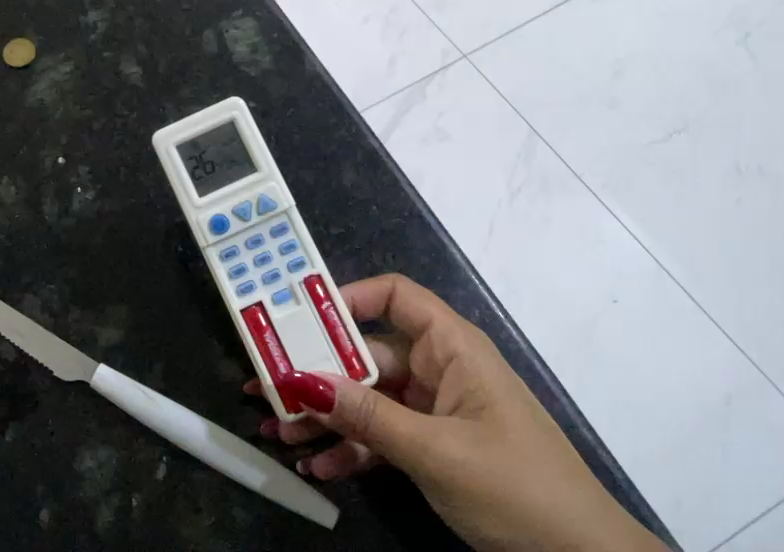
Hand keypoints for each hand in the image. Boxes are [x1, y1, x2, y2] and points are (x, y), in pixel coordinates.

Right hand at [250, 274, 663, 551]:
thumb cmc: (516, 486)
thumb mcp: (435, 452)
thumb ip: (367, 416)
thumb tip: (303, 381)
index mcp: (452, 348)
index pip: (394, 297)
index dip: (348, 298)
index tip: (300, 317)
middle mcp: (440, 369)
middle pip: (368, 355)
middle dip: (318, 374)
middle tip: (267, 386)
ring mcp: (437, 411)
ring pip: (369, 401)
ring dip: (326, 419)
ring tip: (279, 433)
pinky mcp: (436, 449)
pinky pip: (383, 437)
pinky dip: (352, 451)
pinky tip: (318, 468)